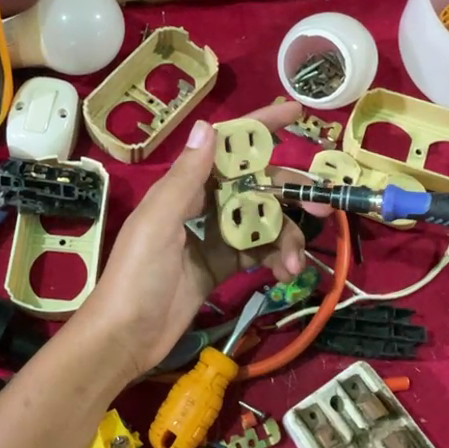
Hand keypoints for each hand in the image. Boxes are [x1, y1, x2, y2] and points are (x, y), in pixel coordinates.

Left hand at [76, 101, 310, 375]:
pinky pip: (257, 251)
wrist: (127, 335)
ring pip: (261, 221)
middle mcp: (200, 205)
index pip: (225, 147)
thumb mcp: (159, 221)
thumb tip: (207, 126)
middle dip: (289, 191)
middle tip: (321, 205)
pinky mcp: (221, 266)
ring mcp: (212, 236)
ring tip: (294, 262)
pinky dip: (274, 257)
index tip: (295, 112)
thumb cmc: (138, 274)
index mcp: (182, 187)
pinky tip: (285, 272)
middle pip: (253, 185)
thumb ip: (186, 177)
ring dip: (285, 235)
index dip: (259, 127)